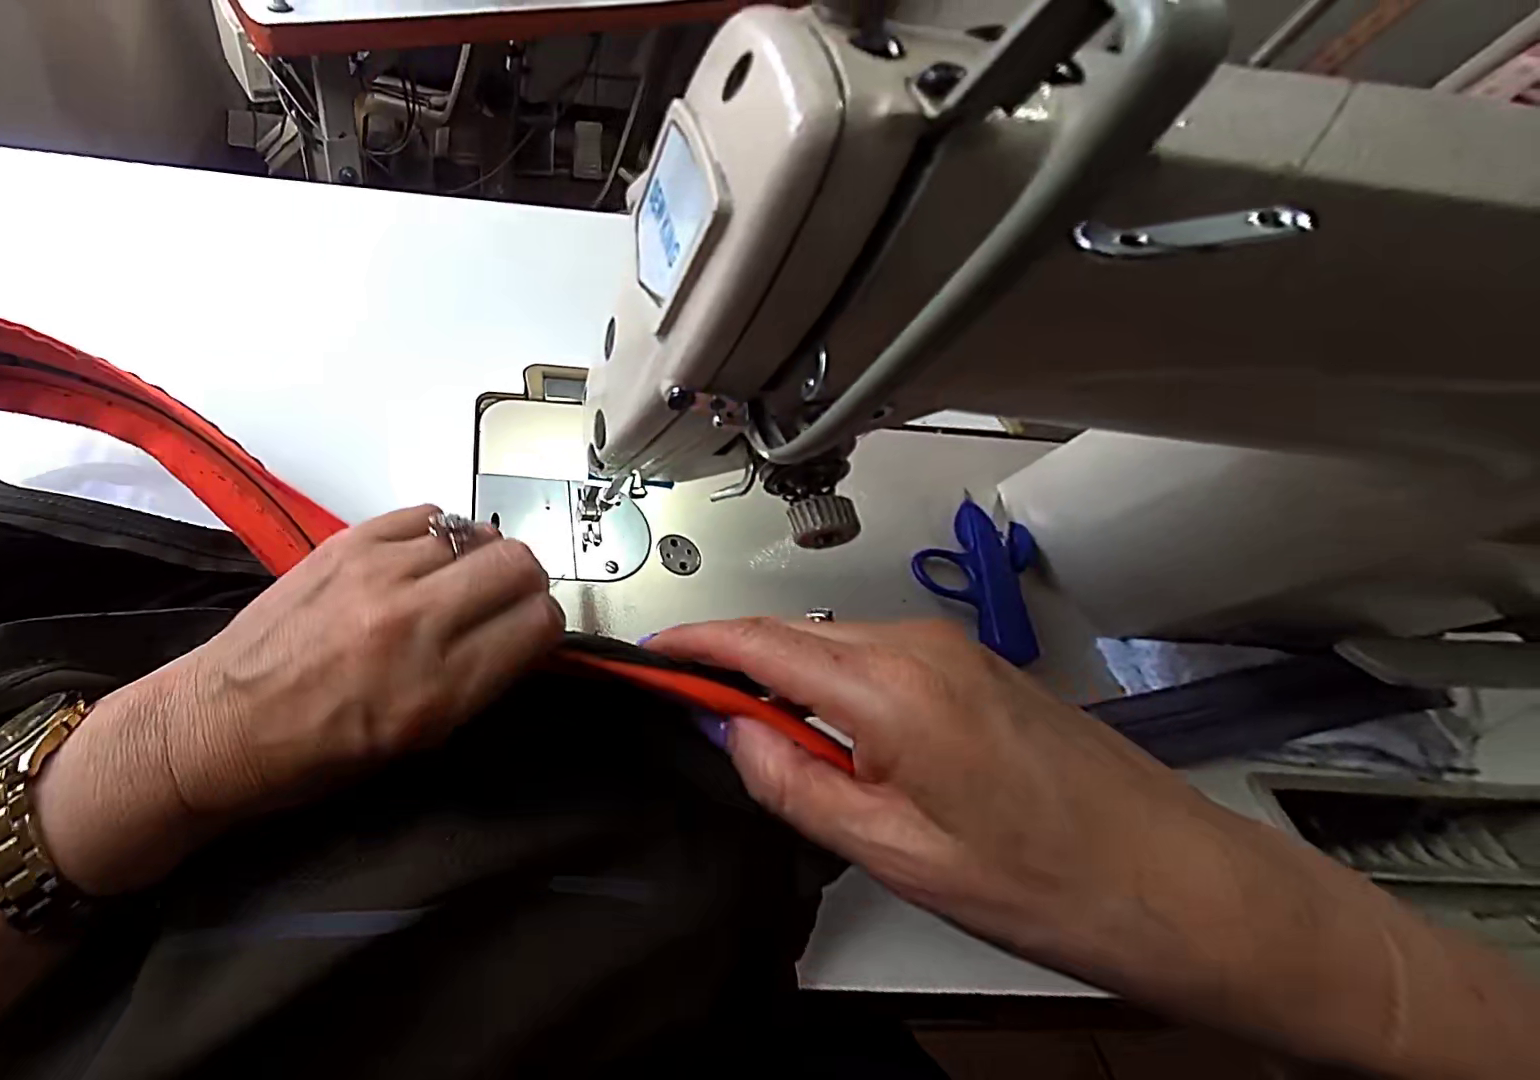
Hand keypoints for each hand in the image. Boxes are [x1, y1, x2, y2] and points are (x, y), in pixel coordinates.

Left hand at [37, 505, 564, 893]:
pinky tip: (425, 559)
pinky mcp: (348, 541)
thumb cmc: (320, 752)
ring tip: (460, 579)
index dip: (546, 624)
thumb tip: (524, 627)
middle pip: (519, 564)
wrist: (218, 724)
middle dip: (528, 582)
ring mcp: (378, 572)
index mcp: (437, 689)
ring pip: (477, 533)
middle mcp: (414, 622)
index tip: (532, 628)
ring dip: (482, 557)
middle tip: (508, 597)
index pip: (538, 624)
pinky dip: (440, 535)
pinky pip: (428, 515)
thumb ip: (482, 677)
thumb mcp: (420, 739)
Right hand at [641, 618, 1515, 1075]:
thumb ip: (791, 781)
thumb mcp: (893, 850)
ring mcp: (943, 645)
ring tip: (767, 736)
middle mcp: (915, 644)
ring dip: (779, 676)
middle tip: (695, 704)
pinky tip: (826, 727)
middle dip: (730, 660)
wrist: (1198, 890)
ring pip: (823, 642)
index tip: (653, 655)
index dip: (694, 644)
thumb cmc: (1053, 884)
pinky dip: (822, 679)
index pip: (757, 642)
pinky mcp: (962, 659)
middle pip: (786, 633)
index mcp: (891, 688)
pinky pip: (862, 652)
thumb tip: (730, 730)